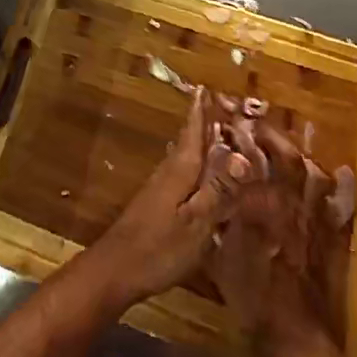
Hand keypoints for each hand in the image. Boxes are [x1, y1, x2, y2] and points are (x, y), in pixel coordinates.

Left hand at [84, 87, 247, 310]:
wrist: (114, 270)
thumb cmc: (159, 247)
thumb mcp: (197, 222)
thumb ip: (219, 190)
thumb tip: (242, 154)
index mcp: (180, 171)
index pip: (193, 132)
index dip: (201, 112)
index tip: (206, 87)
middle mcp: (168, 172)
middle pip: (188, 141)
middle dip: (203, 123)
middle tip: (221, 106)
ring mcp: (159, 189)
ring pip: (184, 157)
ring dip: (199, 144)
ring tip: (216, 134)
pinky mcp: (156, 205)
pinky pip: (182, 174)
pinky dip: (195, 166)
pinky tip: (201, 176)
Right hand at [211, 125, 349, 356]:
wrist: (294, 335)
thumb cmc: (252, 296)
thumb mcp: (222, 256)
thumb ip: (222, 215)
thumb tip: (217, 183)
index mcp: (259, 207)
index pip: (249, 163)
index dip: (240, 141)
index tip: (230, 124)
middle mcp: (289, 206)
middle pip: (285, 161)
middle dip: (272, 138)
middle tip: (258, 125)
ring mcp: (314, 222)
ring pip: (313, 177)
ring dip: (302, 154)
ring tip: (292, 140)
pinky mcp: (330, 240)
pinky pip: (341, 208)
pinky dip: (343, 189)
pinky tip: (343, 172)